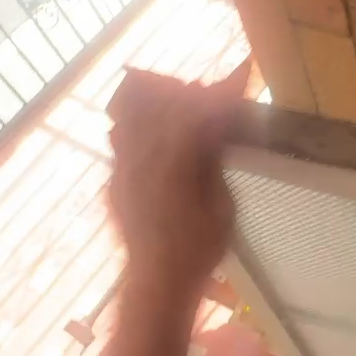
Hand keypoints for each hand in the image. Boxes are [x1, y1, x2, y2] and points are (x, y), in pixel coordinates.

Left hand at [106, 63, 243, 294]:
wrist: (159, 281)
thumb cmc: (200, 249)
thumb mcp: (222, 204)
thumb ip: (212, 160)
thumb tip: (214, 126)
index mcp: (173, 163)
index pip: (195, 111)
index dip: (219, 92)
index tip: (240, 75)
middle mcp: (141, 158)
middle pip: (161, 104)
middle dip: (190, 93)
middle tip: (213, 90)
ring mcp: (122, 168)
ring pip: (133, 115)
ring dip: (160, 103)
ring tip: (181, 103)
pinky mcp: (115, 181)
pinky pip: (122, 139)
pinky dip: (141, 126)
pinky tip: (157, 134)